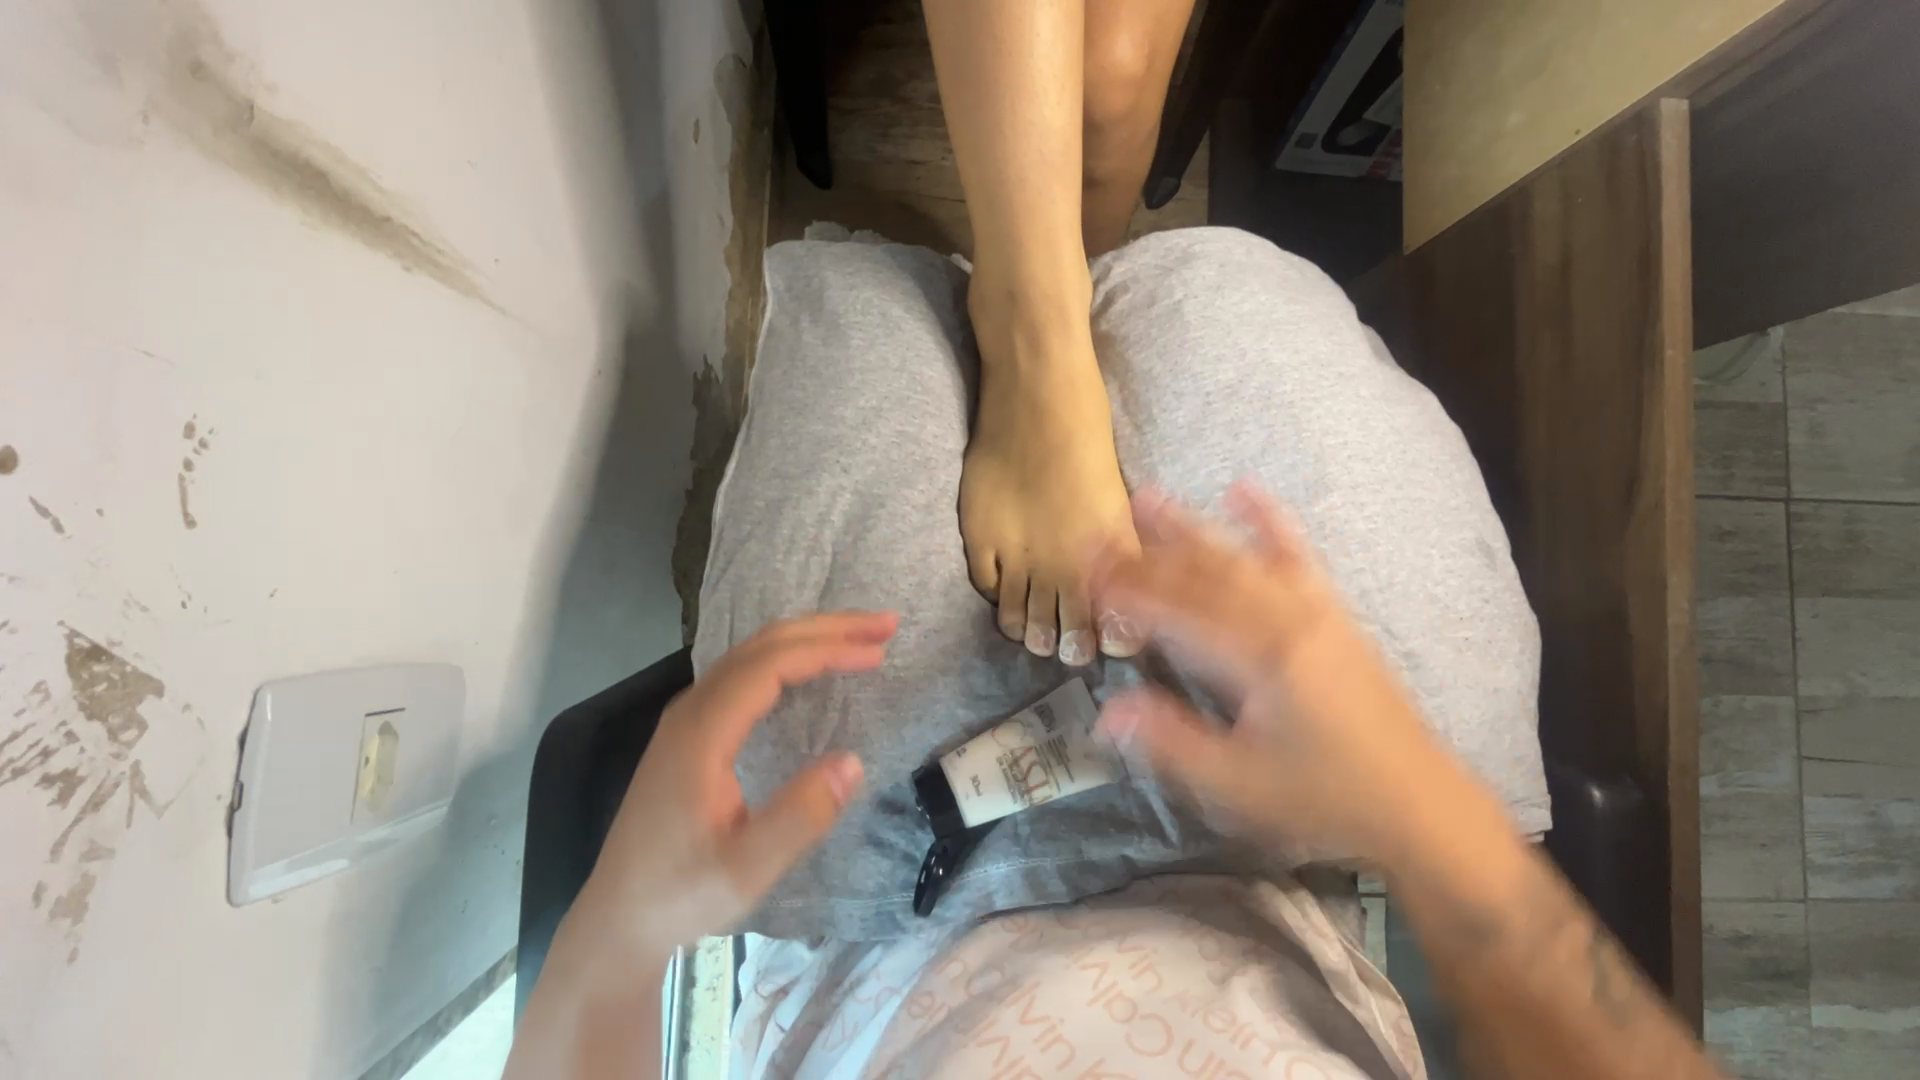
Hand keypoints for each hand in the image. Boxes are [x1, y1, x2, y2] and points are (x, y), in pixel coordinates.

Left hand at [579, 612, 896, 955]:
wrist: (618, 916)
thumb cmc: (680, 894)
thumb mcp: (745, 870)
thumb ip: (799, 817)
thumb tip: (854, 762)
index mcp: (702, 733)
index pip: (771, 666)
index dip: (827, 650)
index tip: (878, 654)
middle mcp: (691, 710)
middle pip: (763, 644)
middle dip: (827, 628)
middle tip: (884, 626)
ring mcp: (687, 717)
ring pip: (753, 653)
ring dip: (809, 638)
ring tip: (860, 640)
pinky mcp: (691, 731)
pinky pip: (745, 671)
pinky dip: (789, 658)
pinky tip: (812, 668)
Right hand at [1086, 483, 1468, 862]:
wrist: (1420, 805)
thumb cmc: (1323, 800)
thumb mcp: (1237, 785)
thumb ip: (1171, 742)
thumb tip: (1107, 712)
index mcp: (1258, 658)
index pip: (1174, 609)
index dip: (1124, 589)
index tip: (1084, 574)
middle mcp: (1284, 617)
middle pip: (1201, 573)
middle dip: (1143, 554)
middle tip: (1097, 537)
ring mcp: (1312, 608)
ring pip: (1239, 556)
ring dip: (1190, 527)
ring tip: (1147, 496)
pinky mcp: (1333, 612)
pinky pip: (1297, 554)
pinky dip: (1269, 519)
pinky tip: (1245, 490)